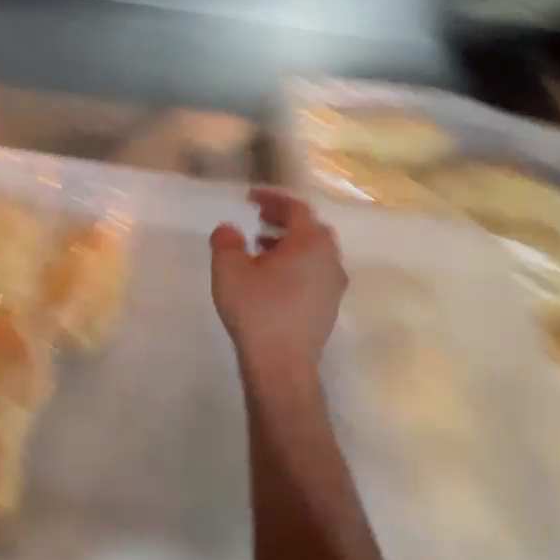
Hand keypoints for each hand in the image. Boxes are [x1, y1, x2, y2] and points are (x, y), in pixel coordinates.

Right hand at [210, 188, 346, 380]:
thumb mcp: (228, 267)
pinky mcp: (327, 306)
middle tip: (259, 217)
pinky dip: (296, 261)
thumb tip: (231, 229)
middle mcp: (330, 262)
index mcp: (310, 246)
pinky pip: (315, 271)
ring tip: (260, 244)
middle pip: (313, 229)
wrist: (282, 362)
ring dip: (291, 241)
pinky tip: (270, 274)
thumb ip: (226, 240)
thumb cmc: (256, 308)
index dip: (274, 199)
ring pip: (316, 252)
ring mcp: (333, 286)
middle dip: (286, 219)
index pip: (298, 209)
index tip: (249, 197)